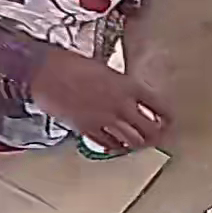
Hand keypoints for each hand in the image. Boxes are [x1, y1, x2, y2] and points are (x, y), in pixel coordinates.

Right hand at [33, 47, 170, 152]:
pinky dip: (115, 148)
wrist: (44, 70)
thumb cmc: (73, 65)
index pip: (160, 107)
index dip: (167, 117)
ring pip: (132, 140)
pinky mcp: (86, 128)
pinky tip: (117, 146)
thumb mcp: (109, 72)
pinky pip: (107, 144)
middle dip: (156, 136)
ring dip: (138, 144)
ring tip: (139, 144)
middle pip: (150, 129)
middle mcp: (121, 105)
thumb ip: (125, 88)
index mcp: (130, 87)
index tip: (168, 122)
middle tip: (156, 138)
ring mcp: (104, 118)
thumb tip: (135, 102)